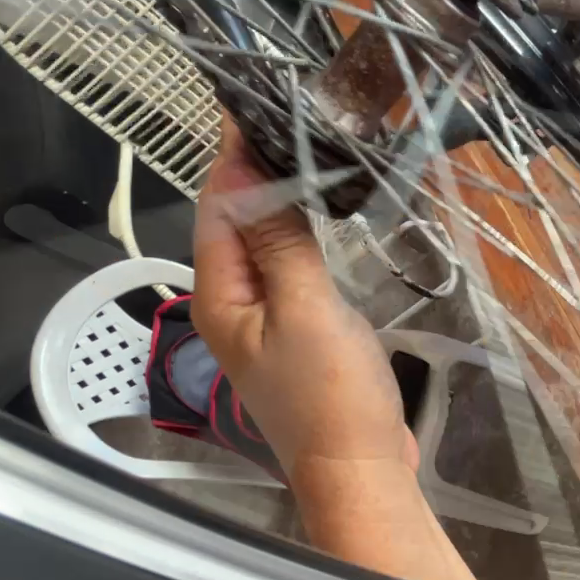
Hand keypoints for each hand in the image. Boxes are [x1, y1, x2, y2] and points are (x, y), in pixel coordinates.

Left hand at [192, 121, 416, 481]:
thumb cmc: (332, 396)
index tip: (261, 109)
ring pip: (269, 255)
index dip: (235, 157)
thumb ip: (282, 243)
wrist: (361, 470)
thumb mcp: (308, 311)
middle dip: (260, 180)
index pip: (218, 208)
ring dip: (286, 214)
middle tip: (300, 132)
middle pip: (239, 229)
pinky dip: (309, 251)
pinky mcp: (302, 344)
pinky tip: (330, 236)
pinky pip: (296, 281)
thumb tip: (253, 171)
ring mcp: (268, 329)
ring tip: (316, 170)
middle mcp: (234, 308)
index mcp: (221, 297)